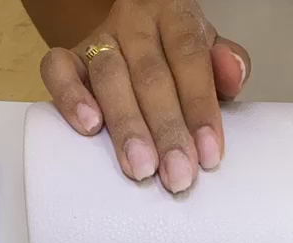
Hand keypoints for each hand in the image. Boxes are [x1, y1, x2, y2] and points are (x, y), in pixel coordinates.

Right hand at [39, 0, 249, 193]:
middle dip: (166, 131)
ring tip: (140, 169)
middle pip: (150, 76)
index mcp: (174, 16)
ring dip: (126, 126)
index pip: (190, 57)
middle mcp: (135, 23)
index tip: (208, 155)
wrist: (135, 45)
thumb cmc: (178, 66)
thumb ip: (225, 68)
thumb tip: (234, 74)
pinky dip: (70, 96)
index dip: (200, 108)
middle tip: (177, 176)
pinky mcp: (67, 59)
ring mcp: (98, 39)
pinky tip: (88, 127)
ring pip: (109, 77)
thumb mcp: (208, 61)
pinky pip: (58, 70)